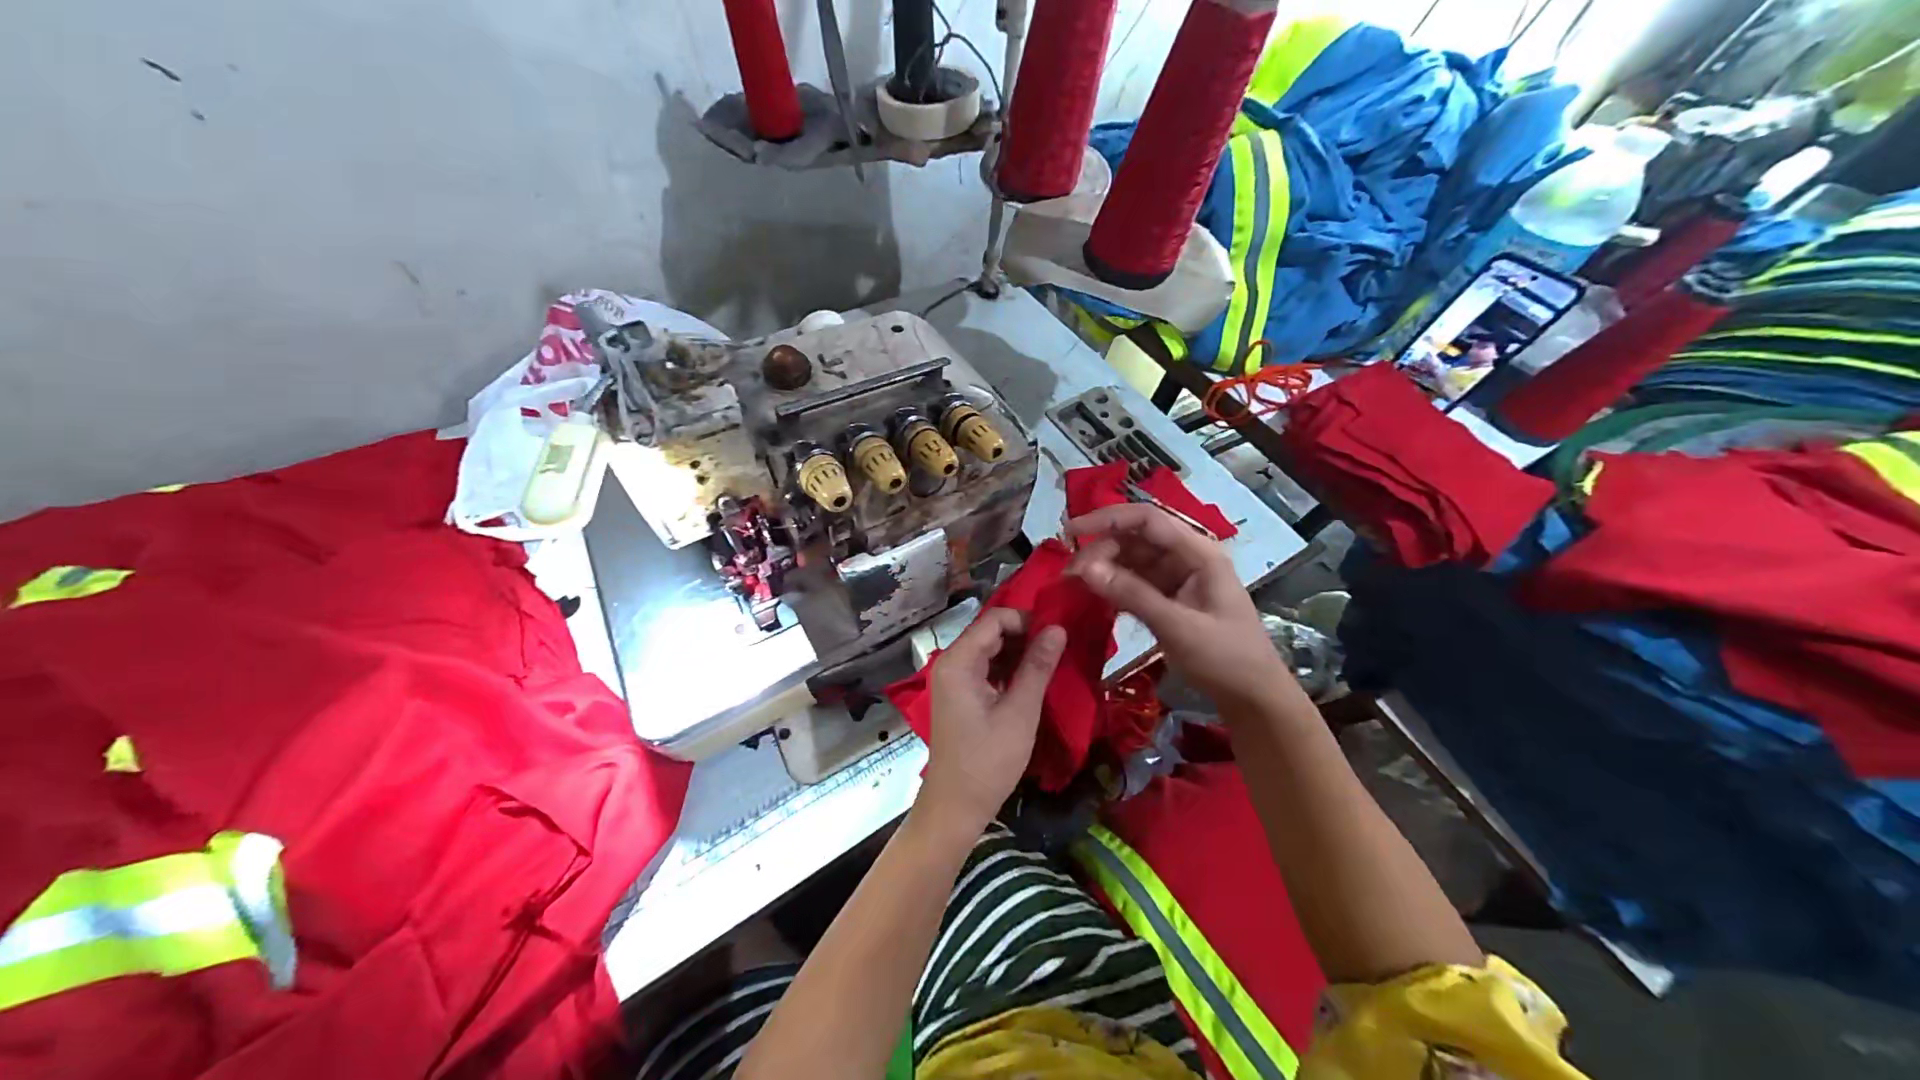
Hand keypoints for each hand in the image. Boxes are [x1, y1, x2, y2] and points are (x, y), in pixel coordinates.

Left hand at [920, 609, 1066, 827]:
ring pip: (990, 650)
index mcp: (958, 662)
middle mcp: (950, 663)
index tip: (1058, 633)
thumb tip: (1058, 629)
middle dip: (1025, 634)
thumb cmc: (989, 760)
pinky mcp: (960, 695)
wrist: (957, 805)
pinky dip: (1008, 669)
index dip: (1026, 619)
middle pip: (990, 632)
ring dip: (1019, 652)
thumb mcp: (1020, 711)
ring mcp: (953, 679)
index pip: (994, 619)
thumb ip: (1038, 666)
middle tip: (1061, 647)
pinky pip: (986, 668)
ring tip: (1052, 661)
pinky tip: (1033, 679)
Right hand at [1066, 503, 1299, 715]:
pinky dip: (1113, 586)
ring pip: (1131, 559)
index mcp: (1199, 553)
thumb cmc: (1225, 658)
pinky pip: (1134, 582)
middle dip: (1101, 549)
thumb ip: (1132, 595)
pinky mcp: (1169, 598)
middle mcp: (1187, 557)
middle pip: (1135, 538)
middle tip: (1070, 575)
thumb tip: (1084, 568)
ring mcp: (1177, 578)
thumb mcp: (1178, 627)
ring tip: (1073, 585)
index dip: (1107, 519)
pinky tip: (1092, 596)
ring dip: (1103, 567)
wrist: (1253, 697)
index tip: (1071, 531)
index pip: (1148, 520)